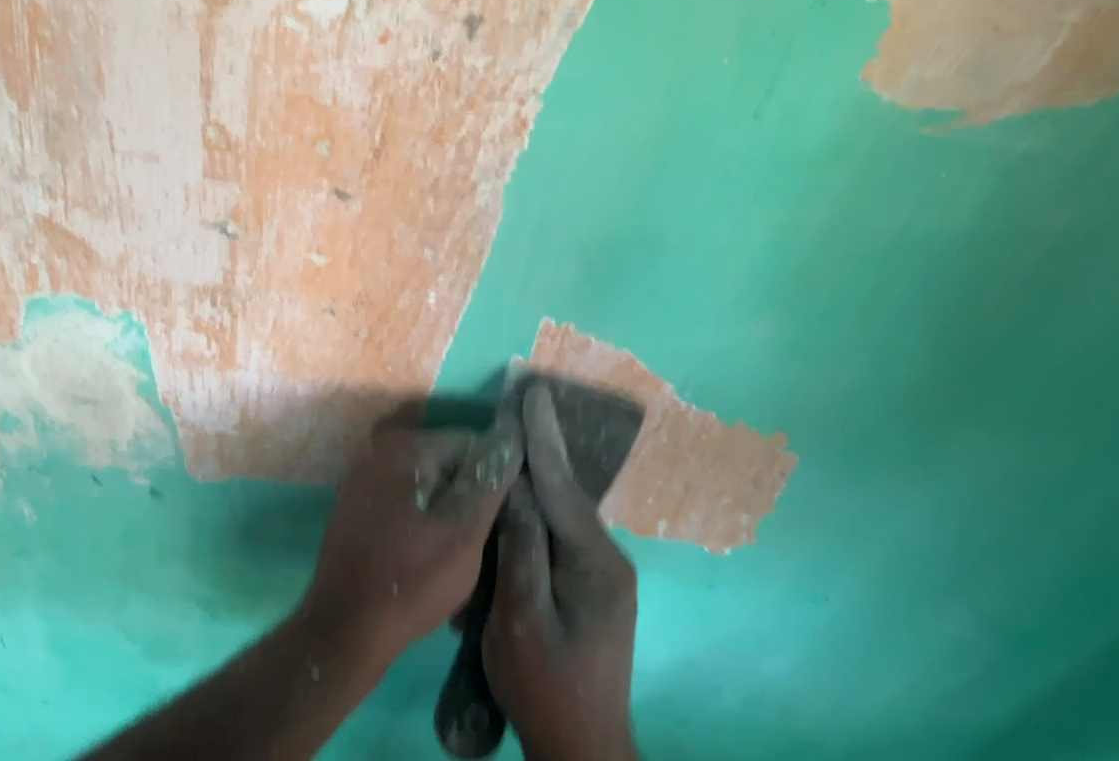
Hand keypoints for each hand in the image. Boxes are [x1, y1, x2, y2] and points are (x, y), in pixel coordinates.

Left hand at [301, 404, 524, 664]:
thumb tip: (509, 436)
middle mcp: (376, 452)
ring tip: (457, 553)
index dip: (492, 480)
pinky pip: (401, 502)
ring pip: (423, 485)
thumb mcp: (466, 529)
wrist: (348, 626)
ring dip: (444, 510)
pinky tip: (428, 555)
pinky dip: (419, 521)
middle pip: (443, 462)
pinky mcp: (354, 509)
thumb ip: (489, 477)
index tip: (500, 518)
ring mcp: (360, 480)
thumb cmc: (414, 578)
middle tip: (480, 539)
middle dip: (466, 494)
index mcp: (403, 447)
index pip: (470, 444)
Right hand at [483, 384, 639, 760]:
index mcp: (595, 563)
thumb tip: (516, 491)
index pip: (561, 487)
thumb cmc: (546, 685)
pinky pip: (559, 535)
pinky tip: (516, 501)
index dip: (540, 439)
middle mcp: (608, 560)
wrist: (582, 747)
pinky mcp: (592, 589)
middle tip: (515, 407)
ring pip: (562, 514)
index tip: (531, 393)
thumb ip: (520, 550)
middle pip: (565, 494)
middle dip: (539, 451)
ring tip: (511, 443)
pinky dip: (536, 512)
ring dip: (536, 480)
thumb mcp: (521, 618)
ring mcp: (603, 576)